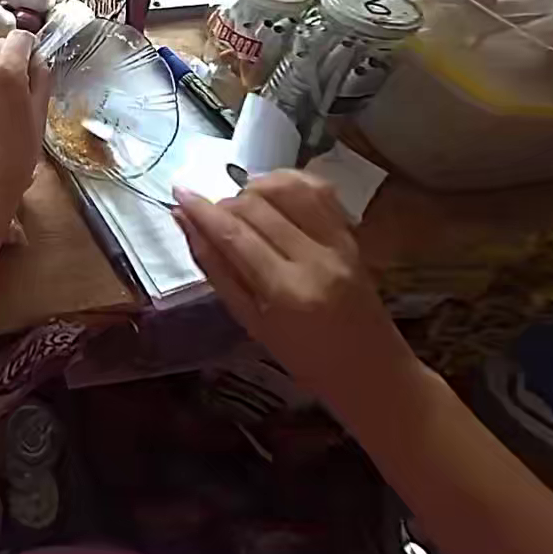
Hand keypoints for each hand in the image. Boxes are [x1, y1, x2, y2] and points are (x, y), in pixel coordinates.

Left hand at [0, 30, 49, 239]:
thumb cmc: (17, 153)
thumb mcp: (40, 116)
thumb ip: (41, 81)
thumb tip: (39, 62)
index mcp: (5, 69)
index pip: (20, 37)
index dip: (33, 47)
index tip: (40, 66)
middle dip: (15, 57)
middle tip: (28, 84)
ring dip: (0, 72)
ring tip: (12, 103)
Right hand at [173, 170, 419, 409]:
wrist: (373, 372)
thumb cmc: (304, 359)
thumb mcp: (250, 322)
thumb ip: (215, 268)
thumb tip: (183, 221)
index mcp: (286, 292)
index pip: (234, 234)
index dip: (202, 209)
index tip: (179, 192)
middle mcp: (315, 259)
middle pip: (257, 207)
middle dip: (224, 202)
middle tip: (213, 216)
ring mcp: (338, 242)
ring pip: (287, 187)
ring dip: (255, 187)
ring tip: (242, 204)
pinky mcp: (351, 233)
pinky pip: (317, 188)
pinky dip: (288, 181)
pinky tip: (272, 194)